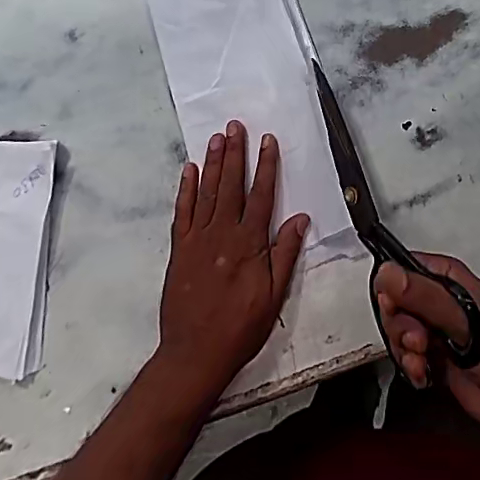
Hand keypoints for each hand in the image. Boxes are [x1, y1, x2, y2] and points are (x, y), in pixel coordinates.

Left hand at [157, 121, 309, 399]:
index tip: (267, 141)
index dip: (265, 166)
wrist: (194, 354)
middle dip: (235, 153)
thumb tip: (300, 218)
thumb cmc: (240, 327)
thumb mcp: (274, 295)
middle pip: (231, 185)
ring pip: (207, 192)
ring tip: (216, 137)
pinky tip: (188, 170)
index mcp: (249, 244)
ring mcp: (197, 240)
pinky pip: (182, 212)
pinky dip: (185, 190)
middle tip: (235, 125)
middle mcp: (222, 234)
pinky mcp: (179, 249)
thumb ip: (285, 253)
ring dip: (212, 163)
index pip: (261, 195)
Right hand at [375, 253, 479, 433]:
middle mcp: (436, 298)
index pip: (401, 268)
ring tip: (423, 360)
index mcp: (445, 277)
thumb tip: (387, 273)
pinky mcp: (432, 356)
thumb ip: (424, 297)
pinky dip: (410, 366)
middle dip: (399, 325)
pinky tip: (423, 374)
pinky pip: (405, 356)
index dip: (391, 288)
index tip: (395, 309)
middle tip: (419, 340)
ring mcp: (433, 328)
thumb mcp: (464, 320)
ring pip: (397, 330)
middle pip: (394, 302)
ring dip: (404, 349)